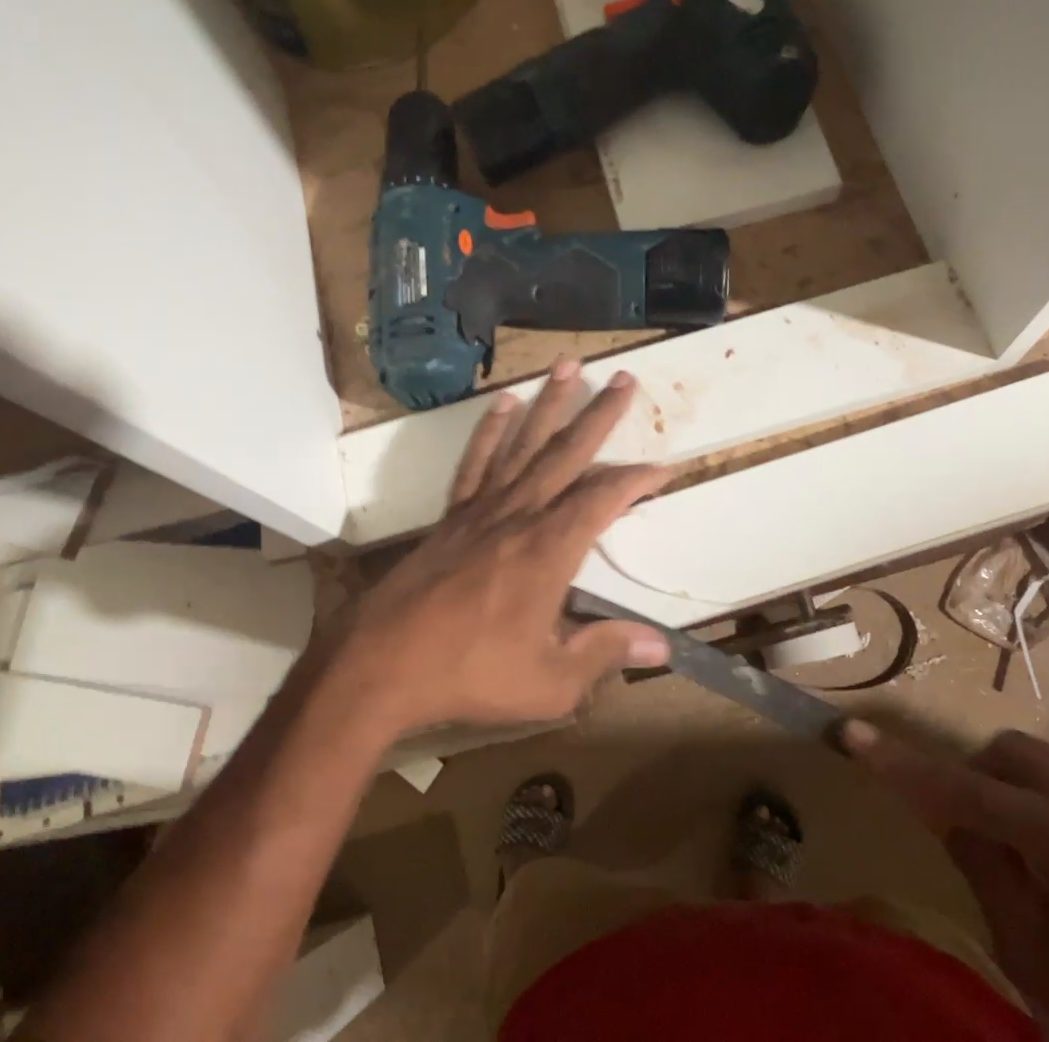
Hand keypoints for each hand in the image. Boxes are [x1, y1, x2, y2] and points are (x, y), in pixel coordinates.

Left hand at [310, 358, 673, 739]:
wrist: (381, 663)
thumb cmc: (471, 674)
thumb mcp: (550, 681)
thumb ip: (605, 653)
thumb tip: (660, 645)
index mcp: (549, 550)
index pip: (604, 498)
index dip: (639, 480)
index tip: (666, 469)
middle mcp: (518, 517)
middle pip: (566, 453)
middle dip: (599, 415)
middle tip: (623, 378)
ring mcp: (479, 513)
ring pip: (522, 445)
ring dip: (548, 405)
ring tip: (567, 366)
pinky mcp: (450, 520)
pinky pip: (474, 463)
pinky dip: (490, 432)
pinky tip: (502, 406)